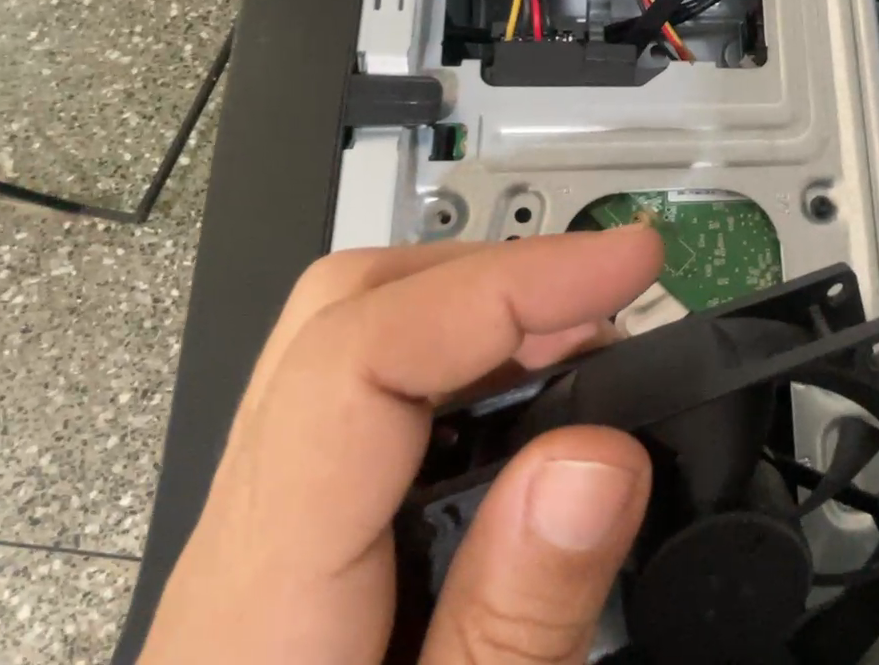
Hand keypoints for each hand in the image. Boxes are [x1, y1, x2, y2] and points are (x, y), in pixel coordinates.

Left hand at [140, 227, 664, 664]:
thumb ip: (520, 616)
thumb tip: (599, 456)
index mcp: (262, 593)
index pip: (365, 356)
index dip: (511, 284)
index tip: (628, 263)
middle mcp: (250, 535)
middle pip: (343, 314)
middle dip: (496, 276)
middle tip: (607, 294)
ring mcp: (271, 534)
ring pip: (364, 342)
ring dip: (494, 314)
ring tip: (597, 345)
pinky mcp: (308, 548)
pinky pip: (387, 404)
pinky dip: (483, 371)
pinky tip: (549, 414)